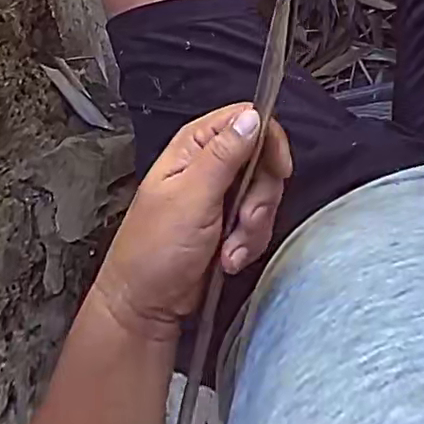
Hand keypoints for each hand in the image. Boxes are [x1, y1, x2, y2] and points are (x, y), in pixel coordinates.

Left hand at [93, 104, 291, 341]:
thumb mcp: (192, 198)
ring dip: (253, 226)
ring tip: (228, 249)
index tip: (277, 171)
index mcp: (195, 144)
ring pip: (264, 192)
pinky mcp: (229, 219)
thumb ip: (224, 155)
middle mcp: (210, 162)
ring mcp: (221, 192)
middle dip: (260, 196)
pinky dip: (249, 242)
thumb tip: (252, 117)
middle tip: (243, 219)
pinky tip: (228, 257)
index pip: (247, 119)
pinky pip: (259, 220)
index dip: (268, 141)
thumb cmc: (154, 250)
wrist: (146, 306)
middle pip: (263, 158)